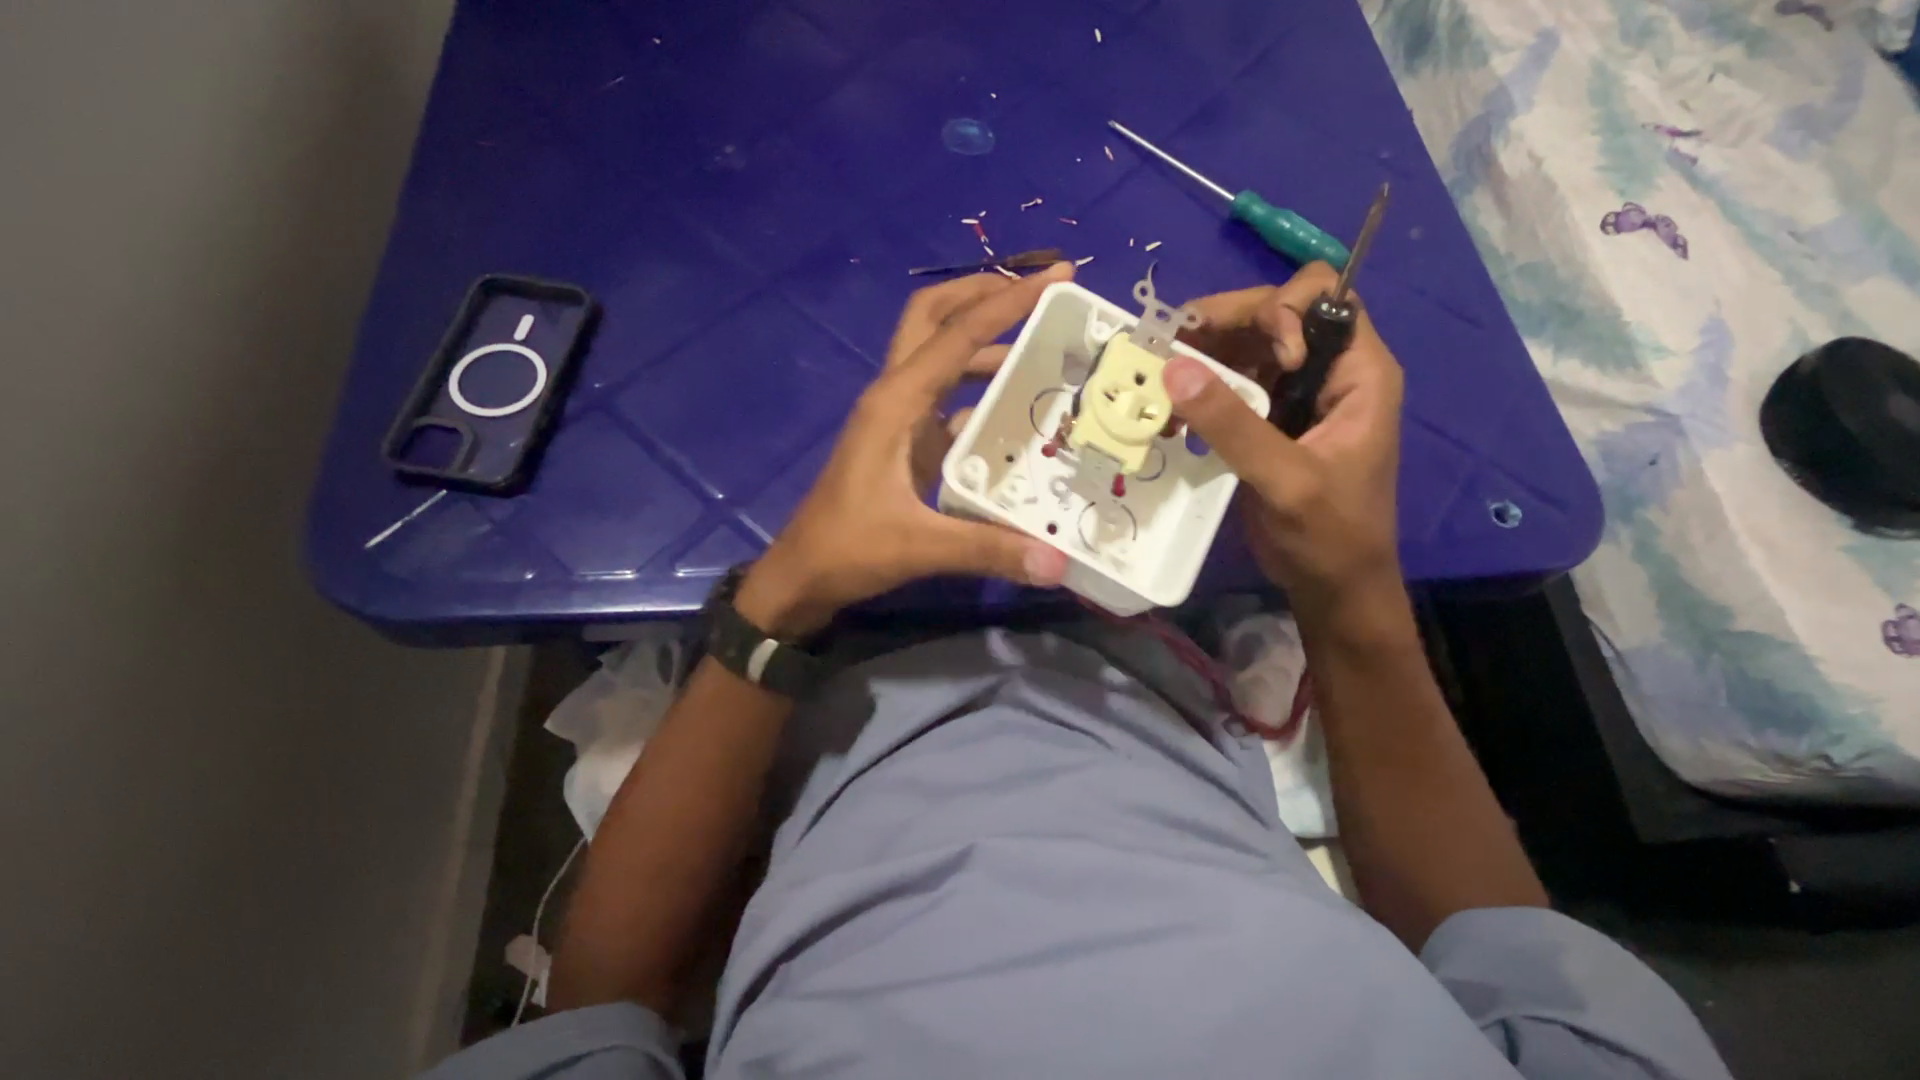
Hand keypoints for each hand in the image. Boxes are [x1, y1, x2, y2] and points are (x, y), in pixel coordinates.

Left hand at [736, 266, 1074, 636]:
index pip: (958, 334)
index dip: (1008, 301)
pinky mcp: (904, 443)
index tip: (1059, 277)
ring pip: (940, 356)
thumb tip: (1058, 562)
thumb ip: (988, 549)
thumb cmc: (848, 549)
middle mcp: (895, 396)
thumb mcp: (919, 547)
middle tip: (1039, 294)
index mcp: (896, 401)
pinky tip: (1018, 414)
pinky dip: (980, 392)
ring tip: (1044, 349)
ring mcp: (898, 418)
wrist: (803, 576)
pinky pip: (947, 399)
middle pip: (934, 317)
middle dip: (983, 294)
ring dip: (986, 343)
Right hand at [1164, 262, 1404, 617]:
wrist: (1331, 587)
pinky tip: (1171, 410)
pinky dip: (1199, 387)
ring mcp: (1295, 394)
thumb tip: (1173, 367)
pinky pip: (1231, 382)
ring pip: (1247, 345)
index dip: (1284, 312)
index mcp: (1358, 373)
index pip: (1327, 299)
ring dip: (1202, 355)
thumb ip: (1232, 424)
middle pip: (1275, 313)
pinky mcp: (1267, 419)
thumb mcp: (1285, 480)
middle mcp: (1328, 371)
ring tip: (1161, 379)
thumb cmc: (1329, 535)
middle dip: (1224, 326)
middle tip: (1174, 351)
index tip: (1260, 357)